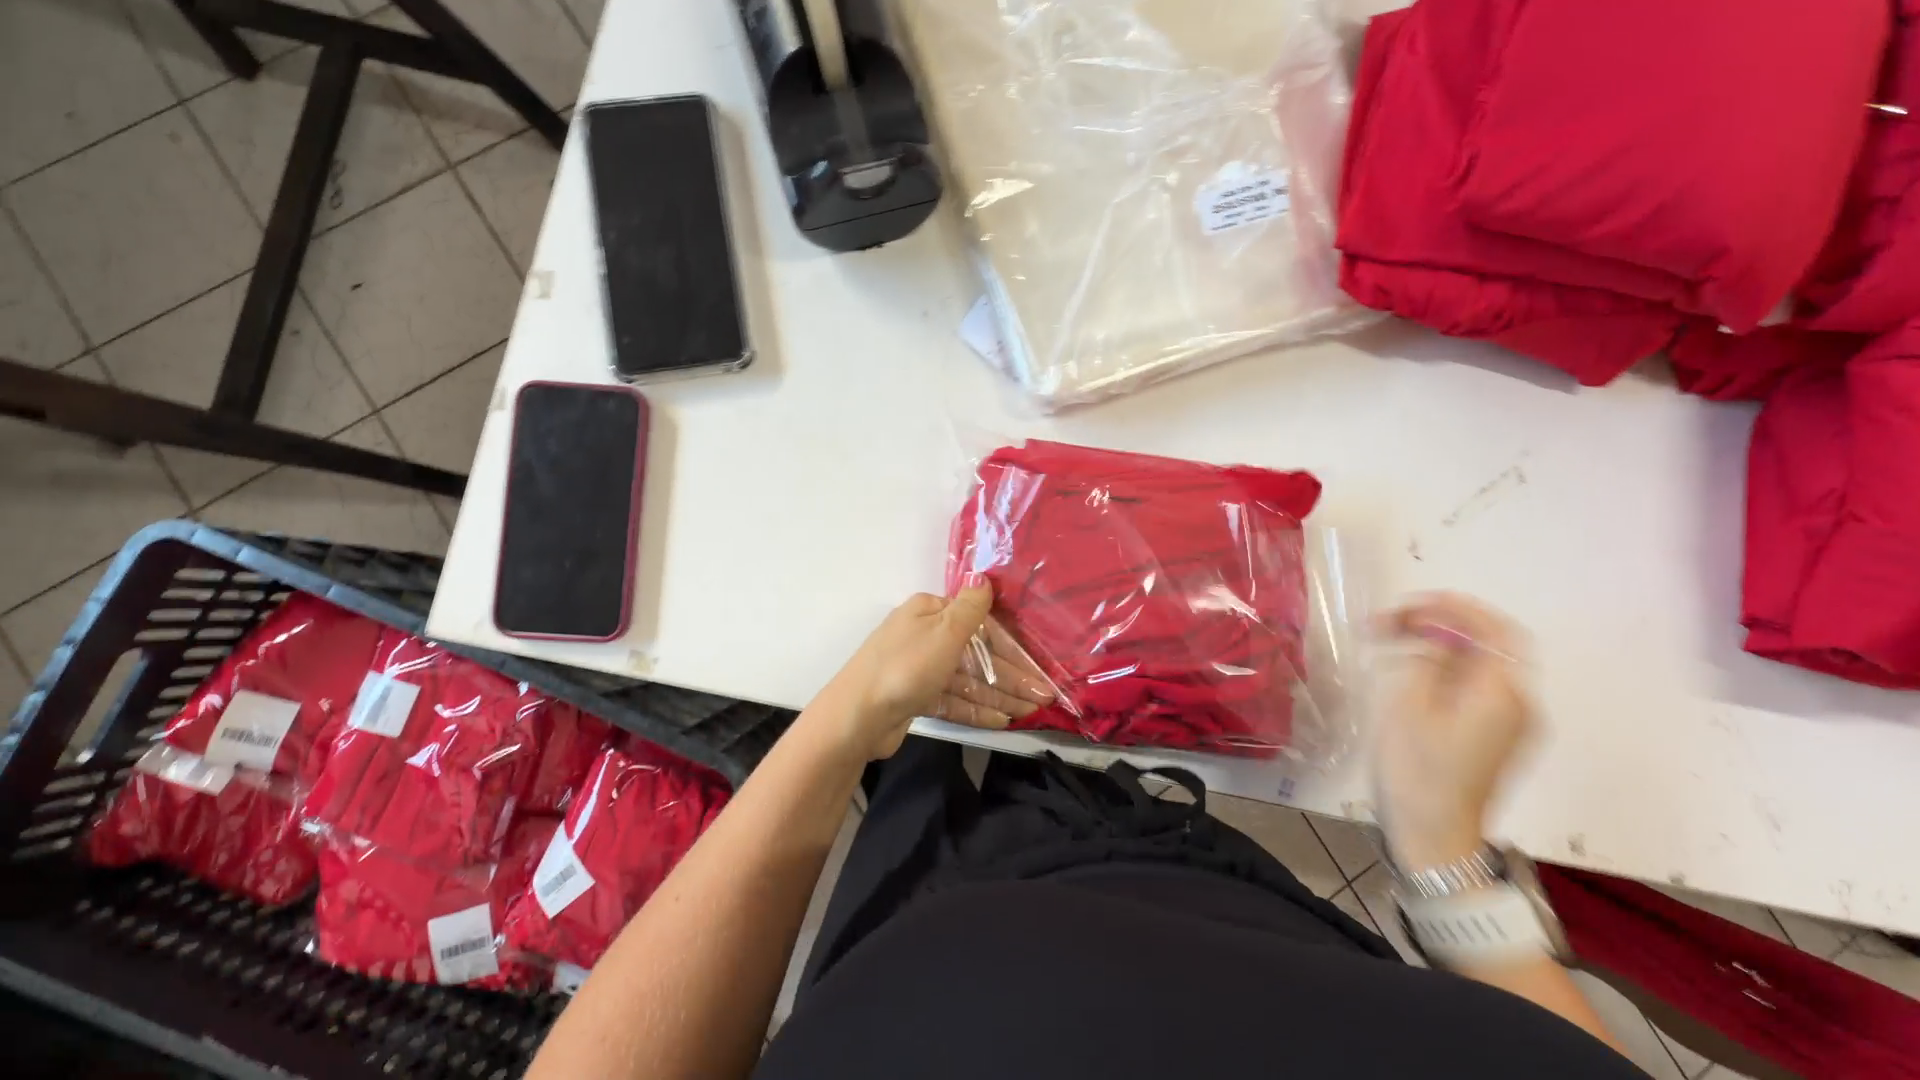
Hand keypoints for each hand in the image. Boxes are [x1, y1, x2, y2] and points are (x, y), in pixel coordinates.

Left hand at [811, 583, 1055, 760]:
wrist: (856, 717)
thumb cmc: (905, 668)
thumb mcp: (944, 632)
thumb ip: (970, 608)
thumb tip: (984, 577)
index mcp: (929, 612)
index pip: (980, 625)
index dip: (1012, 647)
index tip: (1039, 668)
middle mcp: (923, 636)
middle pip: (976, 654)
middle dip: (1011, 676)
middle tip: (1043, 697)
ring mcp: (918, 669)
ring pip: (967, 679)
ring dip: (999, 694)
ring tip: (1031, 712)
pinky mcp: (914, 698)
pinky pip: (952, 700)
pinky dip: (976, 709)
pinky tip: (1002, 721)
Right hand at [1374, 593, 1535, 871]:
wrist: (1436, 838)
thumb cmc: (1416, 771)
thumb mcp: (1407, 705)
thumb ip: (1426, 659)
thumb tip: (1433, 637)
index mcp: (1502, 692)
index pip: (1492, 627)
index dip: (1452, 607)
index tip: (1407, 607)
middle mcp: (1520, 703)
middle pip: (1492, 642)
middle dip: (1445, 622)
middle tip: (1396, 623)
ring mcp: (1515, 724)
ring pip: (1486, 663)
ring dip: (1445, 644)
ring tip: (1397, 642)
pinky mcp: (1500, 738)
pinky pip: (1483, 686)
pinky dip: (1452, 668)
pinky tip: (1417, 672)